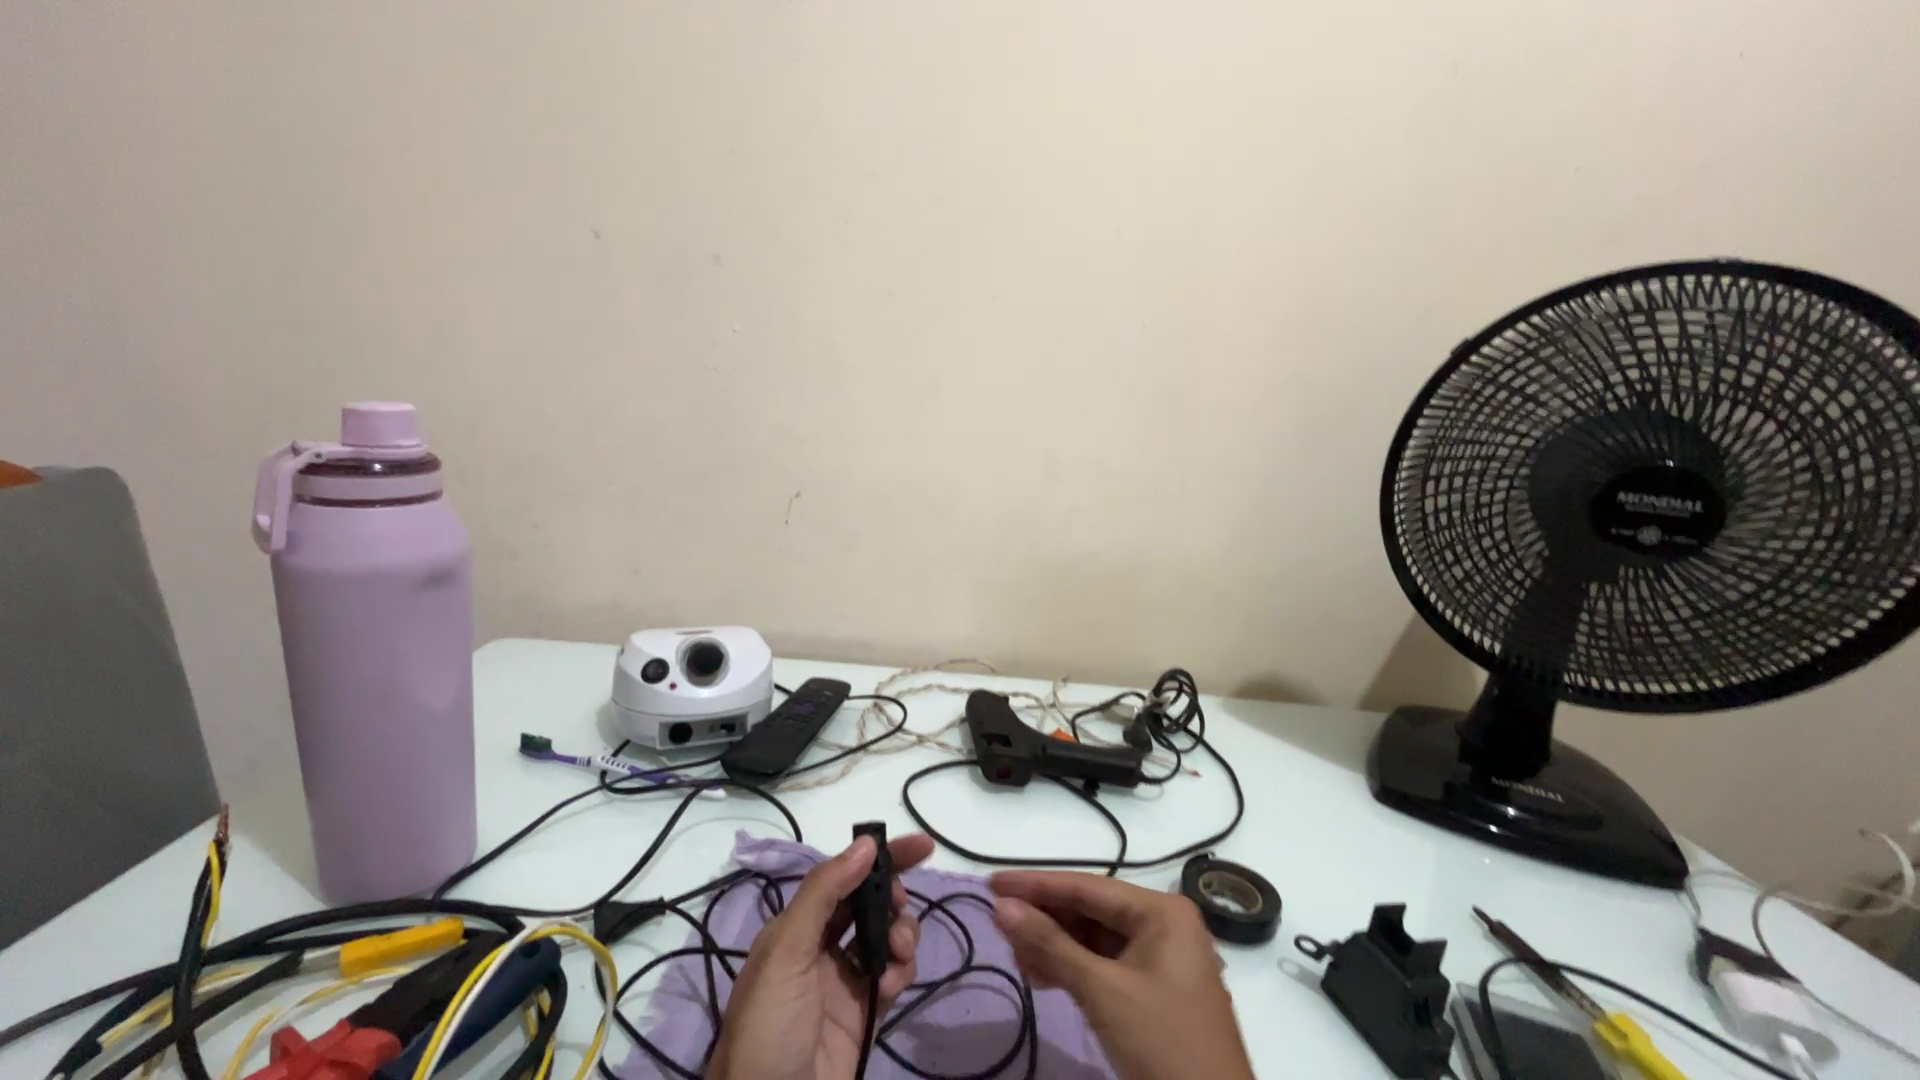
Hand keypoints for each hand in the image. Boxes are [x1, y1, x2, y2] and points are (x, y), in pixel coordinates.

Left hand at [709, 832, 935, 1079]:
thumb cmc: (769, 1025)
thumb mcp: (786, 952)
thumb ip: (824, 894)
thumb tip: (866, 843)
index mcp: (796, 928)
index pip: (843, 877)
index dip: (880, 858)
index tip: (922, 846)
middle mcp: (821, 948)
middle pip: (869, 905)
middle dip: (893, 898)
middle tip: (900, 907)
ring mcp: (845, 981)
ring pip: (885, 938)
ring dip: (900, 934)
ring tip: (898, 951)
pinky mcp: (865, 1014)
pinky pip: (893, 977)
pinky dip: (900, 971)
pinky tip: (892, 983)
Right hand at [989, 870, 1255, 1079]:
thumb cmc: (1162, 1042)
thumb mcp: (1102, 991)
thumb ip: (1050, 945)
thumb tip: (1002, 907)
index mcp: (1161, 911)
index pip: (1087, 886)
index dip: (1036, 884)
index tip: (991, 883)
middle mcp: (1164, 924)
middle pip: (1091, 910)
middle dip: (1045, 919)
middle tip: (998, 925)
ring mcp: (1162, 958)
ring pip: (1095, 938)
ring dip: (1055, 946)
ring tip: (1017, 958)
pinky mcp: (1155, 988)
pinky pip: (1105, 964)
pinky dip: (1073, 969)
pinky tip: (1042, 977)